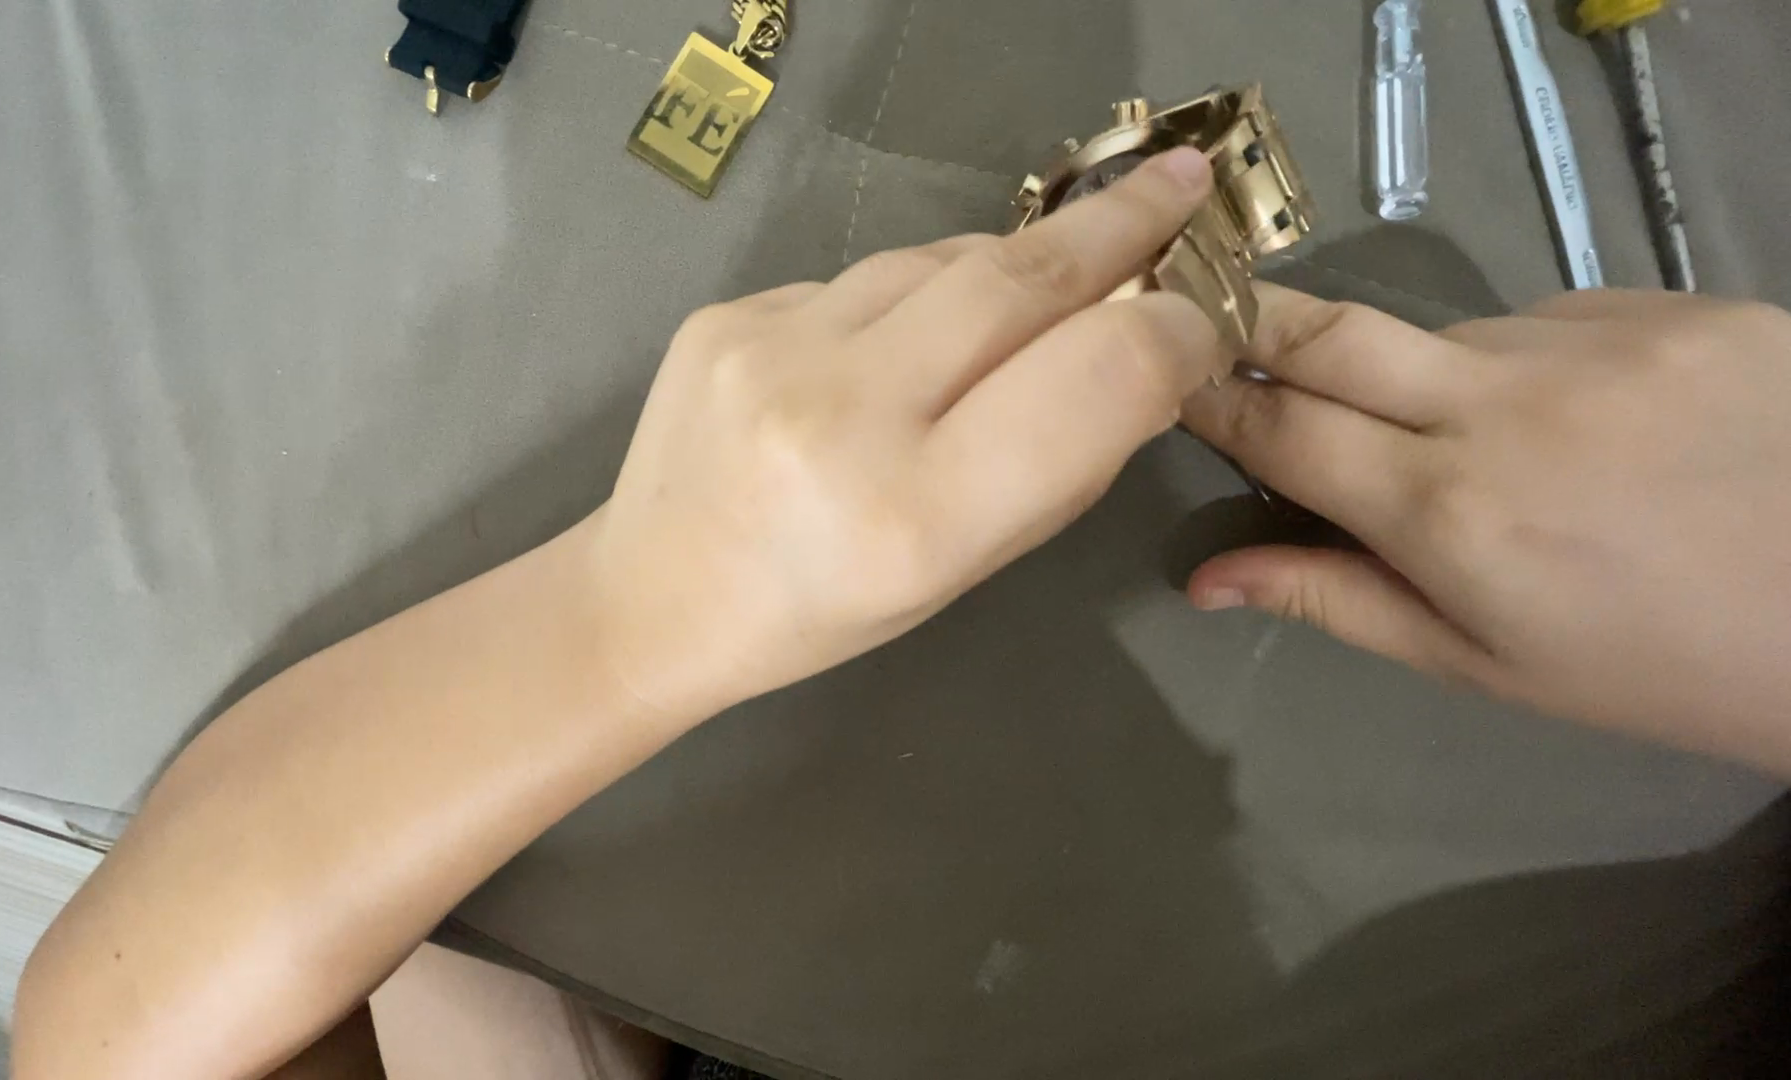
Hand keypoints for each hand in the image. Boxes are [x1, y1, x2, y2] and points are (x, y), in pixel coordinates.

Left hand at [586, 148, 1225, 717]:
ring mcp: (770, 349)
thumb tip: (1132, 359)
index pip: (1096, 378)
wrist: (655, 598)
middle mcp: (840, 415)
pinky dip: (910, 298)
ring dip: (1007, 268)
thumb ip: (1053, 470)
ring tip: (1038, 286)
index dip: (1172, 331)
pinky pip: (860, 280)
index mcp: (914, 515)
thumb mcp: (955, 574)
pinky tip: (900, 343)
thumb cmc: (817, 612)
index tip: (1195, 317)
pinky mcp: (726, 315)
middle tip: (1174, 186)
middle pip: (1017, 281)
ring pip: (937, 260)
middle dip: (1115, 229)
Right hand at [1184, 285, 1790, 772]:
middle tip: (1212, 324)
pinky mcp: (1673, 307)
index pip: (1278, 429)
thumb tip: (1203, 582)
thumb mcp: (1475, 659)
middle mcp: (1502, 408)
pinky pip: (1535, 322)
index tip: (1167, 379)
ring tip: (1465, 433)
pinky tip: (1569, 412)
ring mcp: (1595, 343)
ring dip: (1405, 373)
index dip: (1208, 400)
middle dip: (1252, 325)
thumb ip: (1329, 598)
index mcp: (1444, 510)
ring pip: (1433, 336)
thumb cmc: (1660, 663)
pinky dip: (1511, 363)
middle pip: (1328, 335)